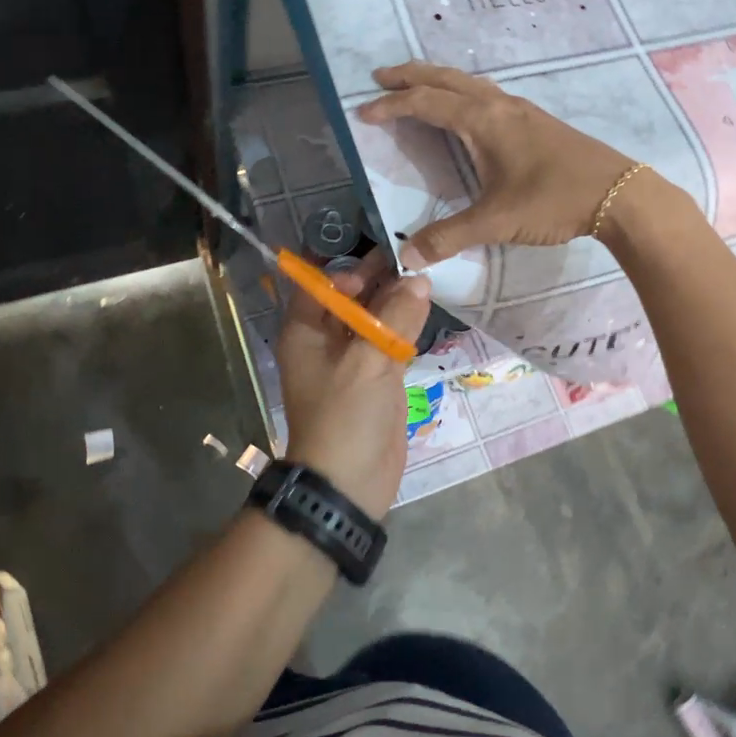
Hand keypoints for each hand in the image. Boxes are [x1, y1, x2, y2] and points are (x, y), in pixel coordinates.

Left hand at [274, 249, 432, 519]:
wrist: (347, 484)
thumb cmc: (345, 416)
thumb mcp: (369, 361)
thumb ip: (395, 317)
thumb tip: (420, 280)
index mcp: (306, 331)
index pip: (322, 283)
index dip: (352, 265)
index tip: (389, 252)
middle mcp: (325, 341)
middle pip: (351, 298)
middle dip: (380, 279)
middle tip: (418, 257)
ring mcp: (351, 361)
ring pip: (374, 319)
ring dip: (397, 301)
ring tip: (429, 276)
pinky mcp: (374, 380)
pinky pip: (388, 343)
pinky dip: (405, 327)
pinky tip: (428, 309)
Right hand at [358, 62, 646, 266]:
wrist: (618, 194)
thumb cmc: (554, 200)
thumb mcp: (496, 221)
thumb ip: (449, 236)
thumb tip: (407, 256)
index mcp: (483, 120)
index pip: (426, 103)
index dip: (392, 105)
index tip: (363, 112)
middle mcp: (499, 105)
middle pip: (446, 78)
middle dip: (411, 75)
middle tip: (380, 77)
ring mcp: (521, 109)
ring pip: (469, 82)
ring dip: (438, 80)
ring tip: (416, 86)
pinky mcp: (536, 121)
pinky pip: (486, 93)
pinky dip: (462, 91)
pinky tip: (467, 110)